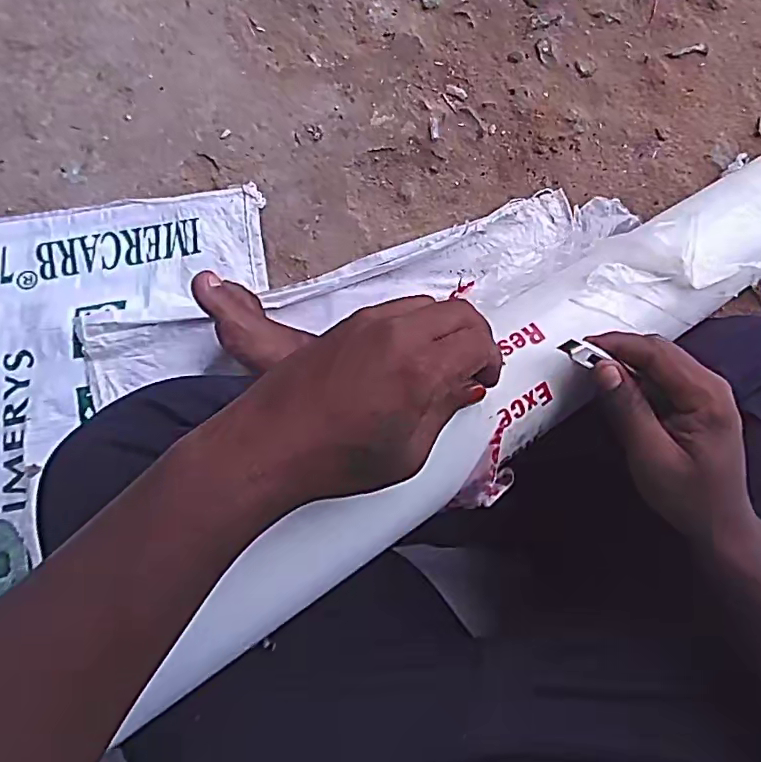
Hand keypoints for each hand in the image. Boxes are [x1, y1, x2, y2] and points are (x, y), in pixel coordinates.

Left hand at [196, 291, 502, 507]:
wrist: (268, 445)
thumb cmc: (328, 457)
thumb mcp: (407, 452)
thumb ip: (444, 411)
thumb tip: (464, 390)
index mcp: (417, 369)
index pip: (478, 342)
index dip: (492, 361)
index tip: (485, 377)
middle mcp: (395, 335)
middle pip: (461, 312)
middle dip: (477, 338)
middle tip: (473, 367)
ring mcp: (369, 323)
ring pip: (430, 304)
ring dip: (446, 328)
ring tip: (440, 361)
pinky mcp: (348, 322)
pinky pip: (399, 308)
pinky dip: (416, 324)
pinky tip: (408, 355)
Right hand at [589, 332, 756, 543]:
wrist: (720, 526)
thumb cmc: (690, 498)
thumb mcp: (651, 456)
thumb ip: (628, 408)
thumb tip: (604, 368)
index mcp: (707, 395)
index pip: (656, 353)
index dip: (617, 345)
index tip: (584, 347)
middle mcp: (711, 386)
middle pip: (659, 351)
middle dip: (620, 350)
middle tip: (584, 357)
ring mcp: (706, 392)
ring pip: (659, 361)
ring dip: (627, 362)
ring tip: (596, 371)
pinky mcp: (696, 401)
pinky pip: (662, 376)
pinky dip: (637, 377)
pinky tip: (619, 389)